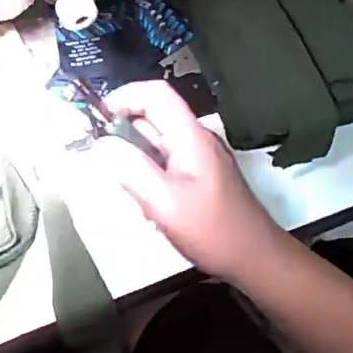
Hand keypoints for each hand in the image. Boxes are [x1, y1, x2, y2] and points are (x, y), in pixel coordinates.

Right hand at [94, 81, 291, 284]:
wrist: (256, 258)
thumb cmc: (214, 232)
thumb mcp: (165, 202)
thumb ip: (130, 169)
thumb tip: (100, 144)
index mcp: (191, 137)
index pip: (155, 94)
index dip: (123, 98)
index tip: (97, 120)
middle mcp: (197, 140)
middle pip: (153, 118)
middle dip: (124, 136)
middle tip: (108, 166)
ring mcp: (201, 157)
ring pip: (156, 143)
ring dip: (135, 161)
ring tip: (133, 193)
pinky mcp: (201, 175)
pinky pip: (166, 162)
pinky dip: (150, 176)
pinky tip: (149, 204)